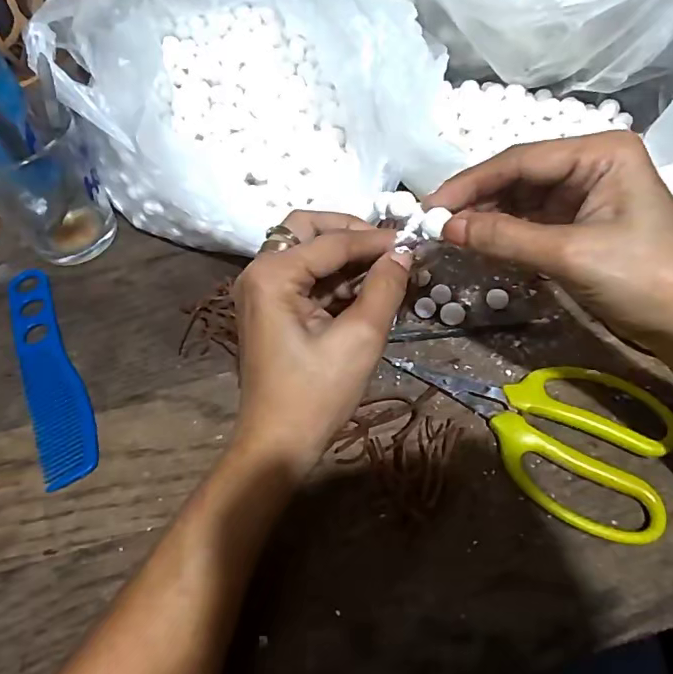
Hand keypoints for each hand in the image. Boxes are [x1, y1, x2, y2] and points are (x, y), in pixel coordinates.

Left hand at [229, 211, 411, 475]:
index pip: (332, 241)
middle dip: (351, 234)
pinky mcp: (269, 308)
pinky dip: (333, 278)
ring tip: (387, 271)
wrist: (277, 444)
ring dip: (344, 257)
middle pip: (307, 230)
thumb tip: (404, 253)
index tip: (414, 240)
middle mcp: (258, 272)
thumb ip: (384, 288)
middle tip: (389, 250)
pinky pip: (303, 277)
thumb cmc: (316, 395)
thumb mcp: (359, 339)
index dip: (376, 240)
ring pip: (306, 252)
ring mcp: (260, 290)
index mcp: (272, 274)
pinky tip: (367, 290)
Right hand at [426, 132, 672, 350]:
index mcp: (601, 152)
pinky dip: (504, 232)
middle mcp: (592, 164)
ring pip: (521, 199)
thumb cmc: (644, 280)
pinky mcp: (581, 223)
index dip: (471, 182)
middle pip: (518, 176)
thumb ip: (504, 236)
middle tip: (432, 221)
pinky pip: (531, 221)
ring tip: (446, 232)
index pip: (521, 160)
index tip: (430, 205)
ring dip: (486, 216)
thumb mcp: (570, 255)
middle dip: (476, 199)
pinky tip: (476, 240)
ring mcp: (586, 194)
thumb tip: (444, 226)